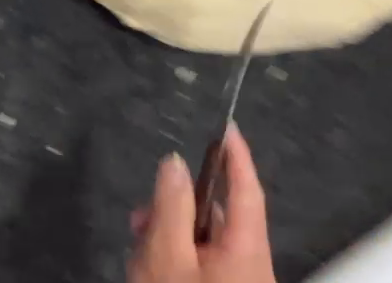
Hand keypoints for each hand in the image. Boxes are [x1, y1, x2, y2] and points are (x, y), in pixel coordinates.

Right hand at [129, 126, 275, 282]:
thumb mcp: (165, 254)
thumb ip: (171, 205)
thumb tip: (177, 162)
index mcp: (245, 250)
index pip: (246, 192)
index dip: (237, 156)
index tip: (227, 125)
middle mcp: (252, 265)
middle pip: (218, 216)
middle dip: (178, 205)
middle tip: (141, 214)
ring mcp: (240, 282)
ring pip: (206, 240)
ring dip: (171, 232)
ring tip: (139, 243)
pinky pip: (203, 262)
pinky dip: (176, 253)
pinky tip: (151, 263)